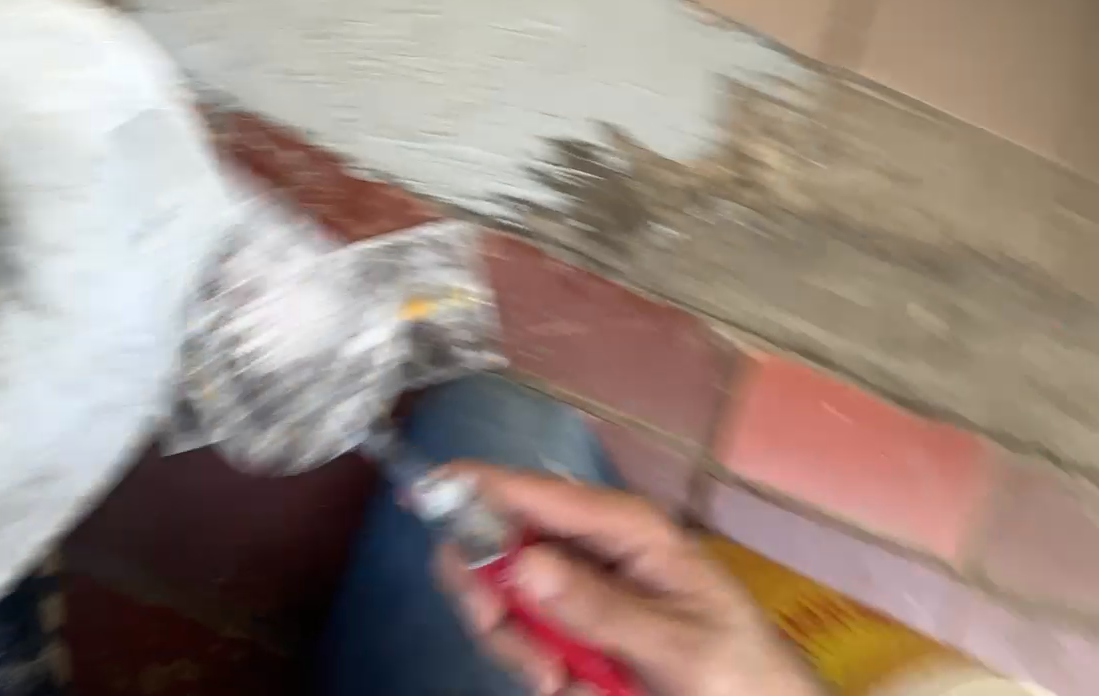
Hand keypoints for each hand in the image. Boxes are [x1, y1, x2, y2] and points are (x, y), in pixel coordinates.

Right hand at [434, 464, 822, 695]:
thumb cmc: (744, 679)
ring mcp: (574, 579)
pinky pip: (517, 624)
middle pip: (497, 536)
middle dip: (487, 586)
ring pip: (498, 585)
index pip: (524, 488)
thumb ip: (602, 607)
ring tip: (552, 681)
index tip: (417, 494)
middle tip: (494, 629)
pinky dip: (526, 656)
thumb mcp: (683, 649)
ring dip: (510, 635)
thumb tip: (522, 562)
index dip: (466, 485)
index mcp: (617, 524)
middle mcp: (585, 540)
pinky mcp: (568, 616)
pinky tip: (564, 685)